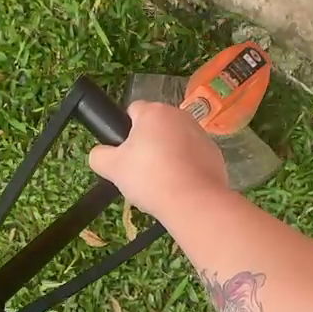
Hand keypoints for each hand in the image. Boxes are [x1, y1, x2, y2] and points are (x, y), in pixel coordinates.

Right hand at [87, 101, 230, 216]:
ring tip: (160, 181)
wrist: (192, 200)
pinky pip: (192, 155)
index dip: (125, 132)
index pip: (132, 110)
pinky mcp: (213, 152)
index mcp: (153, 112)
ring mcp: (199, 132)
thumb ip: (99, 156)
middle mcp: (179, 115)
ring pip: (174, 140)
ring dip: (166, 154)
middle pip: (155, 126)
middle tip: (140, 171)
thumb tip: (100, 153)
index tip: (125, 154)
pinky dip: (184, 166)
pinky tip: (178, 185)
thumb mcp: (112, 168)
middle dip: (147, 144)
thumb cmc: (149, 178)